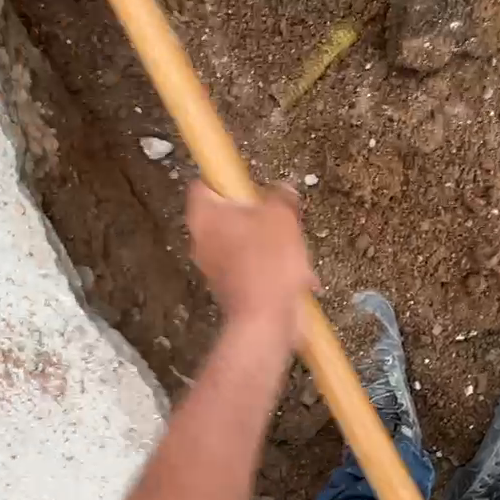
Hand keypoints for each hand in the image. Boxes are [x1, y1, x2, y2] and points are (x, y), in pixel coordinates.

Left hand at [186, 181, 318, 340]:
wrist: (267, 320)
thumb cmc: (267, 264)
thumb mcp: (282, 216)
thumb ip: (281, 196)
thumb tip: (284, 190)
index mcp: (205, 216)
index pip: (204, 184)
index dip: (226, 179)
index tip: (249, 182)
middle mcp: (202, 242)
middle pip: (228, 216)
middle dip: (257, 216)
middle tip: (279, 216)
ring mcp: (216, 269)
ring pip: (243, 244)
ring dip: (269, 245)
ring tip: (294, 250)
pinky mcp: (233, 291)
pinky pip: (253, 270)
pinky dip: (273, 271)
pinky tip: (297, 277)